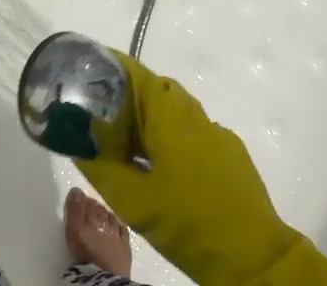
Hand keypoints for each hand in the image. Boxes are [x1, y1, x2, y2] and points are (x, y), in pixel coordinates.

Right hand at [78, 52, 326, 285]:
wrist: (254, 259)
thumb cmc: (188, 223)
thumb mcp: (132, 200)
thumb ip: (98, 164)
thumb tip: (73, 138)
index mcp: (171, 116)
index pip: (136, 74)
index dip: (109, 68)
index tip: (85, 72)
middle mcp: (196, 116)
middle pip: (154, 89)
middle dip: (123, 94)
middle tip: (96, 111)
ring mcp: (217, 134)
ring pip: (173, 111)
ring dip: (146, 117)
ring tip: (121, 139)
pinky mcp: (229, 155)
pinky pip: (191, 131)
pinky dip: (167, 135)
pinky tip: (157, 163)